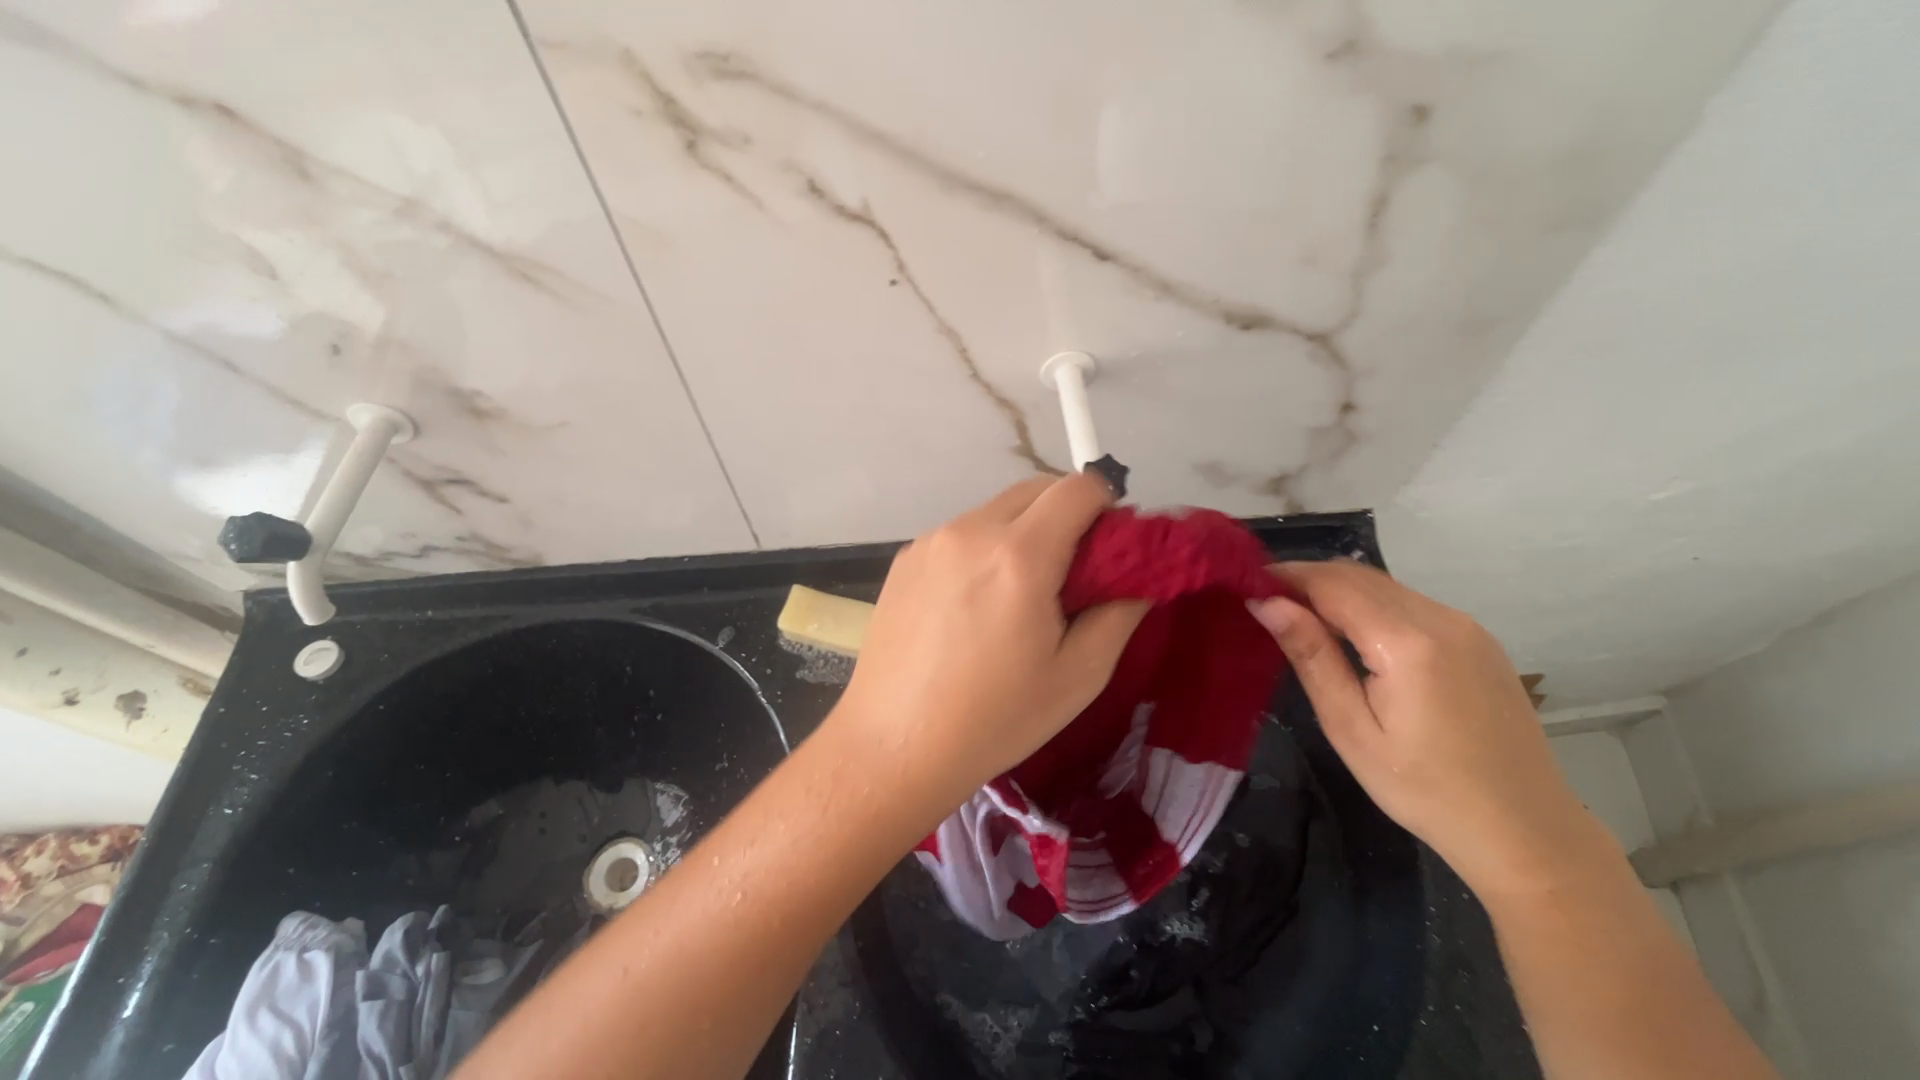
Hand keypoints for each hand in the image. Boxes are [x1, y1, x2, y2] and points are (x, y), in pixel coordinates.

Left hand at [832, 473, 1150, 798]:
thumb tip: (1141, 573)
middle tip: (1072, 577)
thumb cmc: (995, 718)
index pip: (1078, 487)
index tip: (1109, 553)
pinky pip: (961, 534)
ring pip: (996, 510)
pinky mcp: (904, 560)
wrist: (895, 746)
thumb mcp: (1079, 675)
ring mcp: (930, 542)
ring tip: (1017, 597)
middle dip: (1066, 515)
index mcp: (1019, 554)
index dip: (1107, 509)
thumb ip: (1121, 611)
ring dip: (1022, 532)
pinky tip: (973, 608)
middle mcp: (970, 531)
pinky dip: (983, 549)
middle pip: (1036, 489)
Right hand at [1248, 560, 1599, 895]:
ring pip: (1388, 587)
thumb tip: (1267, 604)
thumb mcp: (1351, 729)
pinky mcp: (1480, 641)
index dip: (1287, 577)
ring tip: (1303, 621)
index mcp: (1407, 641)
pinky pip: (1414, 605)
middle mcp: (1441, 618)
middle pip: (1361, 576)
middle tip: (1266, 604)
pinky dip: (1375, 608)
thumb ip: (1312, 657)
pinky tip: (1356, 639)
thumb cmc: (1423, 789)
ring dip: (1341, 593)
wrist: (1523, 827)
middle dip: (1309, 580)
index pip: (1332, 583)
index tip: (1247, 586)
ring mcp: (1467, 627)